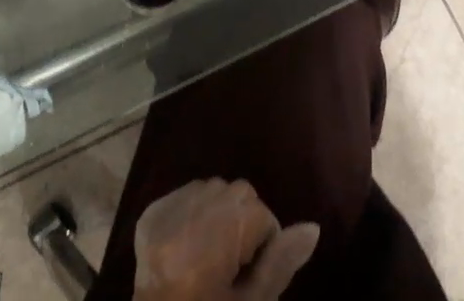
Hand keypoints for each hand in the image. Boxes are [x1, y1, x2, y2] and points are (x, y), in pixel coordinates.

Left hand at [132, 179, 320, 300]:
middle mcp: (193, 210)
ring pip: (213, 188)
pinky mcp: (151, 214)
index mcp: (219, 233)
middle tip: (233, 262)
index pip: (262, 214)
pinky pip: (186, 196)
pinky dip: (194, 213)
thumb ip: (281, 262)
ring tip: (211, 253)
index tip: (249, 275)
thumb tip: (312, 226)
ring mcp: (168, 209)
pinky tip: (190, 246)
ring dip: (220, 212)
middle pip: (239, 192)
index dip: (263, 246)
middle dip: (244, 221)